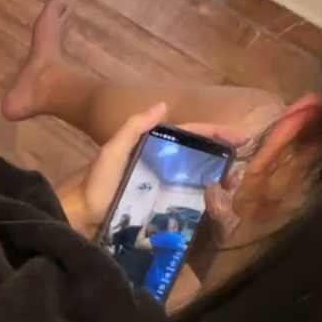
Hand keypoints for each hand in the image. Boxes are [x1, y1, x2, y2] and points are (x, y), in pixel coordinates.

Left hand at [76, 105, 247, 237]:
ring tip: (233, 188)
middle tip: (242, 168)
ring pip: (192, 179)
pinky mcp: (154, 209)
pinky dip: (198, 202)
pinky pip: (181, 202)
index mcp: (150, 147)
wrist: (78, 217)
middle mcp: (157, 166)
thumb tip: (163, 104)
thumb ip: (133, 128)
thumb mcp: (112, 152)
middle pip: (195, 156)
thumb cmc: (94, 183)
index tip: (242, 138)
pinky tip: (212, 207)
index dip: (216, 133)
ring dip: (213, 180)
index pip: (190, 134)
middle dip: (220, 157)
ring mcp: (156, 188)